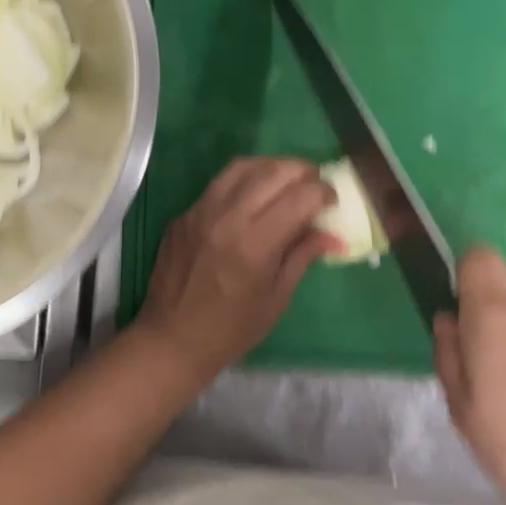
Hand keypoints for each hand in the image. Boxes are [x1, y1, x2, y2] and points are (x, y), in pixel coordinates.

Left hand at [136, 157, 336, 380]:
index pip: (299, 196)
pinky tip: (253, 197)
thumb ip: (302, 256)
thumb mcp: (276, 297)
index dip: (323, 192)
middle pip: (272, 171)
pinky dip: (242, 181)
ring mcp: (199, 211)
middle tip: (315, 184)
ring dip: (271, 167)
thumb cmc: (231, 328)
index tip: (331, 201)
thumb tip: (333, 234)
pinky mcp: (183, 214)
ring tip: (287, 180)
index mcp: (255, 243)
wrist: (172, 337)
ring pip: (241, 167)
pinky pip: (217, 184)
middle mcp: (226, 217)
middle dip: (302, 171)